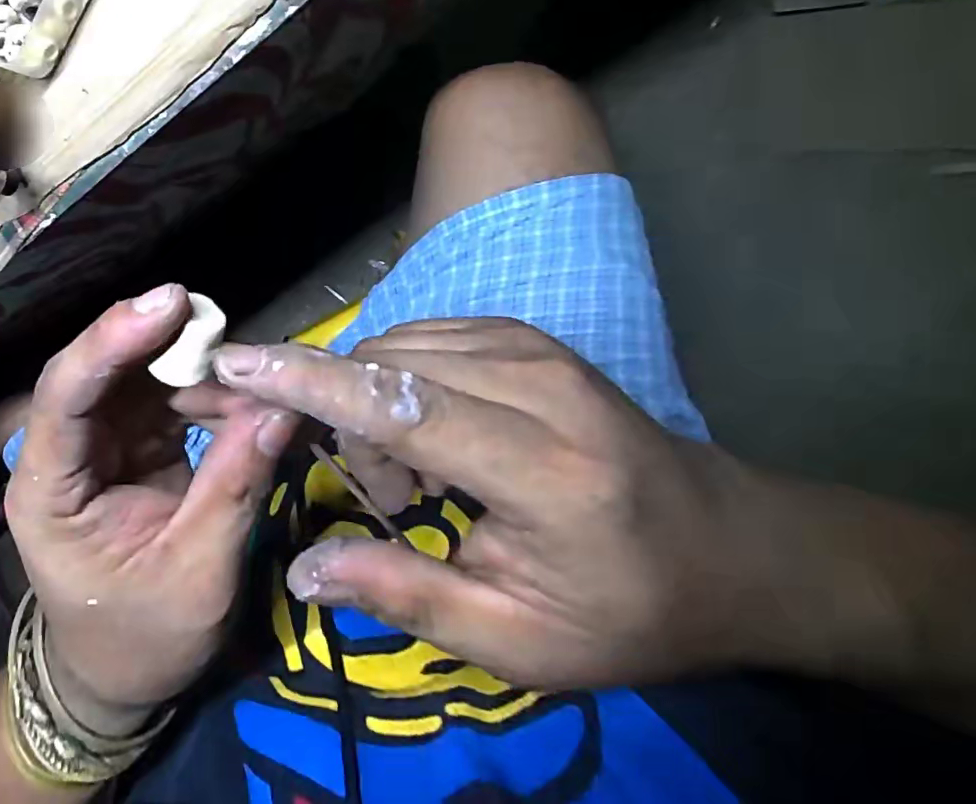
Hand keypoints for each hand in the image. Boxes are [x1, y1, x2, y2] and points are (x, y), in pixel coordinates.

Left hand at [7, 284, 298, 731]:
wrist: (117, 672)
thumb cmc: (142, 638)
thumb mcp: (197, 575)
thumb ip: (234, 487)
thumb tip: (281, 408)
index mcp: (48, 488)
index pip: (64, 395)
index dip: (110, 342)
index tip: (167, 303)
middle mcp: (62, 452)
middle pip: (99, 373)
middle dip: (157, 342)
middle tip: (217, 323)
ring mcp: (95, 444)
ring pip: (135, 379)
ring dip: (190, 367)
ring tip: (248, 373)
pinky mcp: (128, 446)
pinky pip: (162, 402)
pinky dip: (203, 394)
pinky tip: (241, 398)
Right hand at [212, 318, 756, 691]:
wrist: (740, 546)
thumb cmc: (630, 608)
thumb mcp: (521, 642)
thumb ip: (406, 598)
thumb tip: (304, 570)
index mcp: (548, 471)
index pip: (403, 405)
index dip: (309, 382)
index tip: (235, 363)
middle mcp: (538, 386)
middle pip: (381, 371)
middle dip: (348, 425)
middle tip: (390, 497)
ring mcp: (530, 347)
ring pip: (390, 351)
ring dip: (371, 408)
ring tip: (420, 475)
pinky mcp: (517, 333)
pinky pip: (413, 342)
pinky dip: (394, 386)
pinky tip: (433, 434)